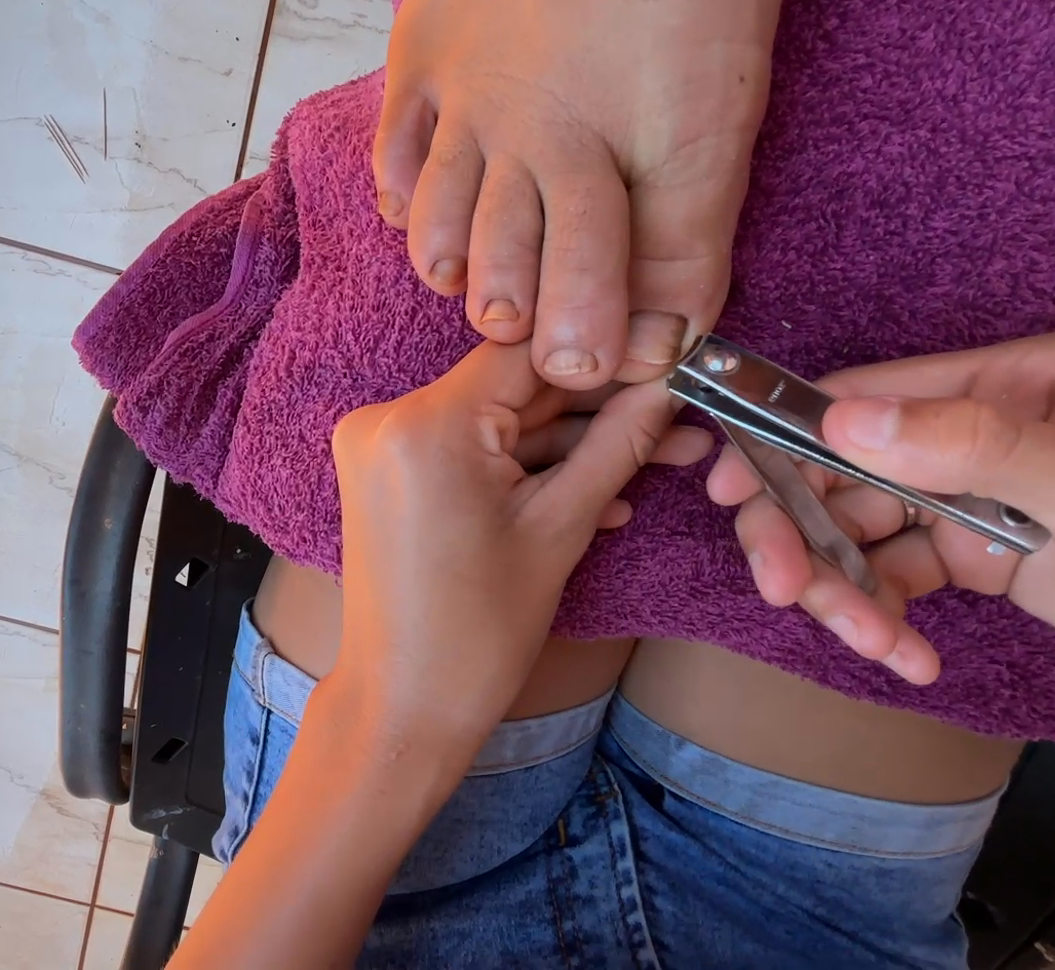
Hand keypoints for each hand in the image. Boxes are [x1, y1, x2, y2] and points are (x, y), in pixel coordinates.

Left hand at [329, 341, 711, 753]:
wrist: (404, 701)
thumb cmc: (478, 632)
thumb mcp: (561, 528)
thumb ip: (618, 443)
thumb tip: (667, 385)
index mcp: (426, 424)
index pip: (527, 353)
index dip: (605, 355)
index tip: (664, 363)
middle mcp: (388, 418)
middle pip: (511, 389)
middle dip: (595, 409)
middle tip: (675, 418)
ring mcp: (380, 443)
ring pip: (494, 422)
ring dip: (566, 444)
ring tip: (654, 456)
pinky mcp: (385, 468)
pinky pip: (466, 449)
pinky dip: (520, 467)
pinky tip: (594, 490)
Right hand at [376, 0, 811, 387]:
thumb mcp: (724, 108)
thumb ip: (689, 234)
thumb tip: (673, 334)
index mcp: (614, 156)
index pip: (600, 290)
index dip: (604, 347)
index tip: (608, 372)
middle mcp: (527, 139)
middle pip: (505, 271)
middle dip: (523, 324)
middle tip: (531, 344)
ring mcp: (464, 94)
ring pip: (437, 225)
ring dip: (456, 272)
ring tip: (474, 292)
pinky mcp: (422, 51)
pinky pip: (392, 153)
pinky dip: (401, 200)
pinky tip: (417, 213)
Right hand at [709, 330, 1054, 750]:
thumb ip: (982, 447)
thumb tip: (841, 420)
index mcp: (1023, 383)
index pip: (870, 398)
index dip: (786, 439)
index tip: (731, 489)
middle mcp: (985, 428)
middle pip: (845, 471)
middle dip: (806, 532)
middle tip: (781, 588)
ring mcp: (978, 495)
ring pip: (860, 529)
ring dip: (847, 588)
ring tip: (873, 642)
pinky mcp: (980, 554)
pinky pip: (896, 575)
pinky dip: (886, 616)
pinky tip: (909, 656)